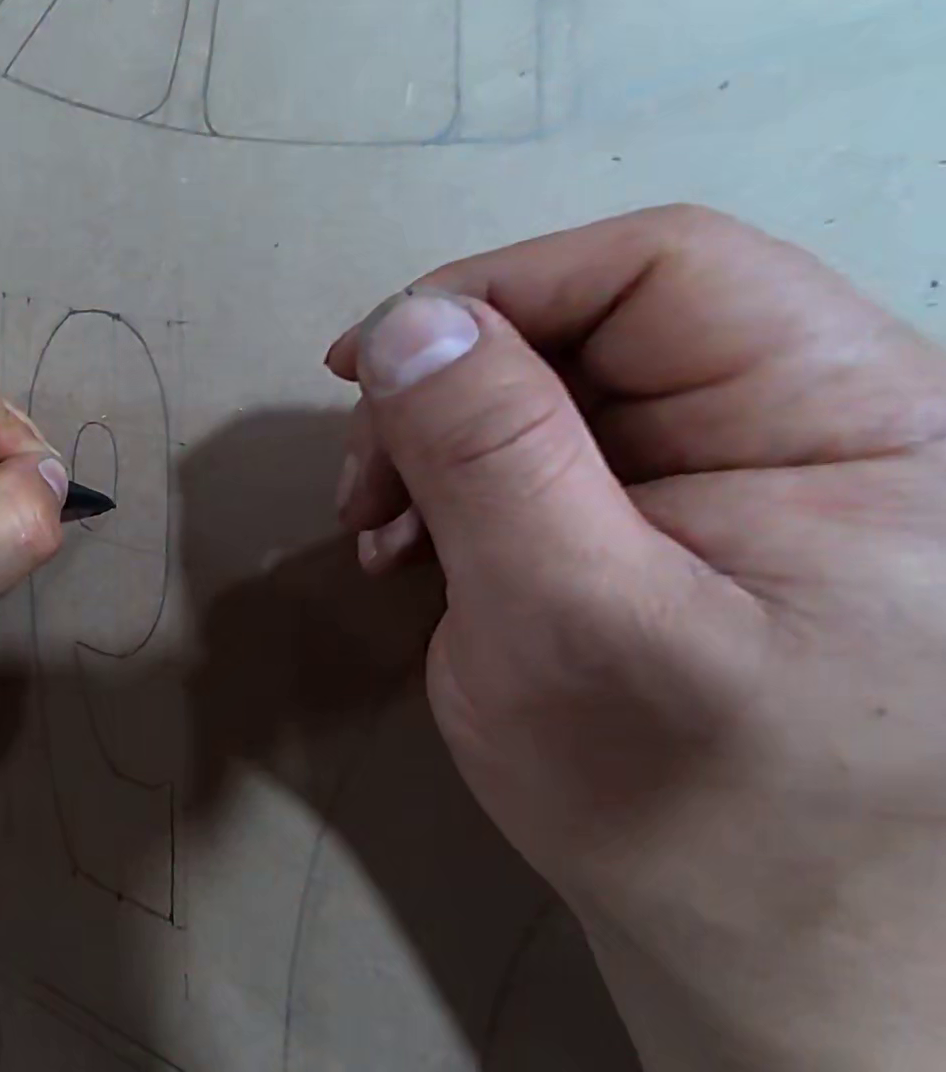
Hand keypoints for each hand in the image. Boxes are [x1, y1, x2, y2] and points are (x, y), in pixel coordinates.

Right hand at [327, 206, 945, 1069]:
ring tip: (375, 532)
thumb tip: (406, 324)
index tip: (358, 366)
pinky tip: (404, 547)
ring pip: (521, 394)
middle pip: (569, 329)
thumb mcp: (561, 614)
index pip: (651, 268)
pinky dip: (433, 489)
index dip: (487, 293)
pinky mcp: (634, 515)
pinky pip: (512, 455)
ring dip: (420, 449)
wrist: (733, 934)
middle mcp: (786, 422)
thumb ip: (487, 455)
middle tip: (359, 488)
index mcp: (843, 419)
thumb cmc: (674, 796)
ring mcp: (702, 472)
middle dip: (432, 397)